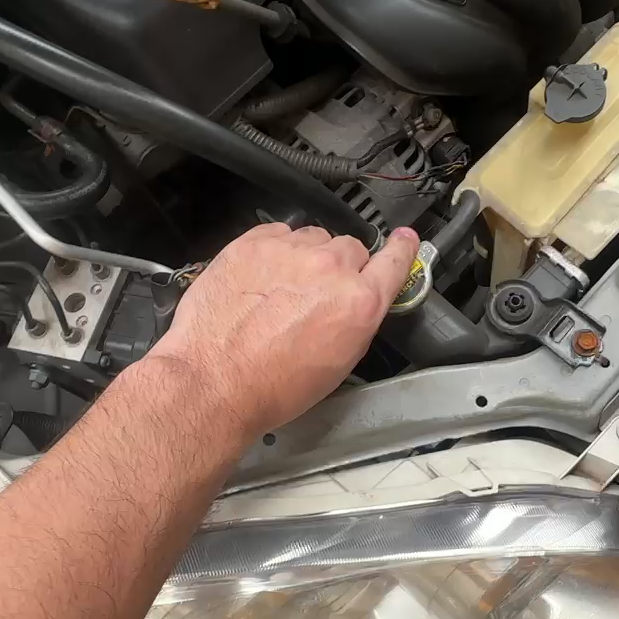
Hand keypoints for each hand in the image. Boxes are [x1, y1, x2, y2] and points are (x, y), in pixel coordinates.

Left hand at [147, 223, 417, 439]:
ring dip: (306, 257)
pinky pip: (277, 234)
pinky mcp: (253, 243)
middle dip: (340, 269)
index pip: (395, 261)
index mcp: (359, 302)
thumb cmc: (273, 385)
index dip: (402, 249)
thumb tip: (358, 302)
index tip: (404, 240)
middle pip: (350, 248)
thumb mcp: (339, 362)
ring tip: (283, 291)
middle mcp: (330, 268)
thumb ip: (358, 320)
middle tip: (317, 295)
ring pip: (313, 238)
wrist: (214, 381)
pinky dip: (274, 251)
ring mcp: (290, 251)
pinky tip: (262, 281)